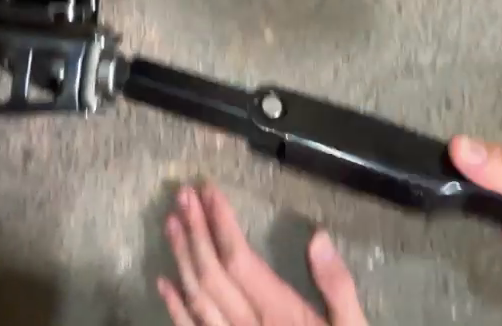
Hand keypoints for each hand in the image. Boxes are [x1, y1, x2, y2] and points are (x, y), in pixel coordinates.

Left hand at [158, 183, 367, 325]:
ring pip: (198, 300)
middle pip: (213, 274)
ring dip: (183, 259)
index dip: (221, 222)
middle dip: (196, 231)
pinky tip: (164, 283)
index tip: (208, 189)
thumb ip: (338, 288)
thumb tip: (318, 237)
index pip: (240, 260)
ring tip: (170, 222)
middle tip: (181, 194)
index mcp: (281, 317)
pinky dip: (176, 308)